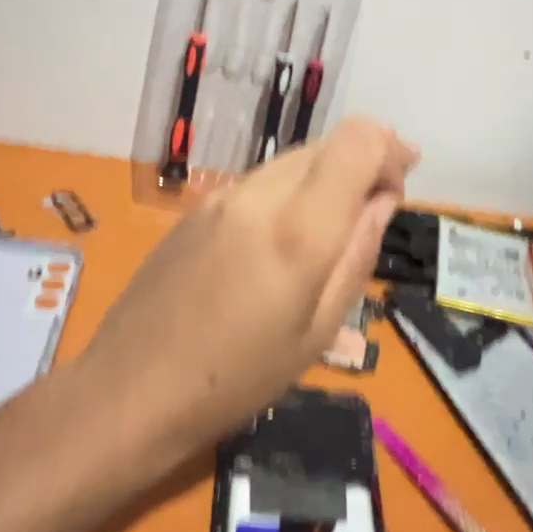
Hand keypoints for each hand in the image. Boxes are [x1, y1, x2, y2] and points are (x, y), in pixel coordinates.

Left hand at [79, 118, 416, 455]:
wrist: (131, 390)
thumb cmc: (238, 379)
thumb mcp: (318, 330)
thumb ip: (357, 254)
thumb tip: (382, 200)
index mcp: (298, 227)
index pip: (358, 141)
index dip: (390, 149)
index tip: (400, 184)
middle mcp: (258, 195)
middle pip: (326, 146)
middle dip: (362, 164)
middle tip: (375, 212)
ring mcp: (219, 198)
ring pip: (290, 163)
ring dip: (324, 179)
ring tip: (330, 233)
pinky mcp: (193, 211)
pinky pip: (258, 184)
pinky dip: (288, 194)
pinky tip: (282, 243)